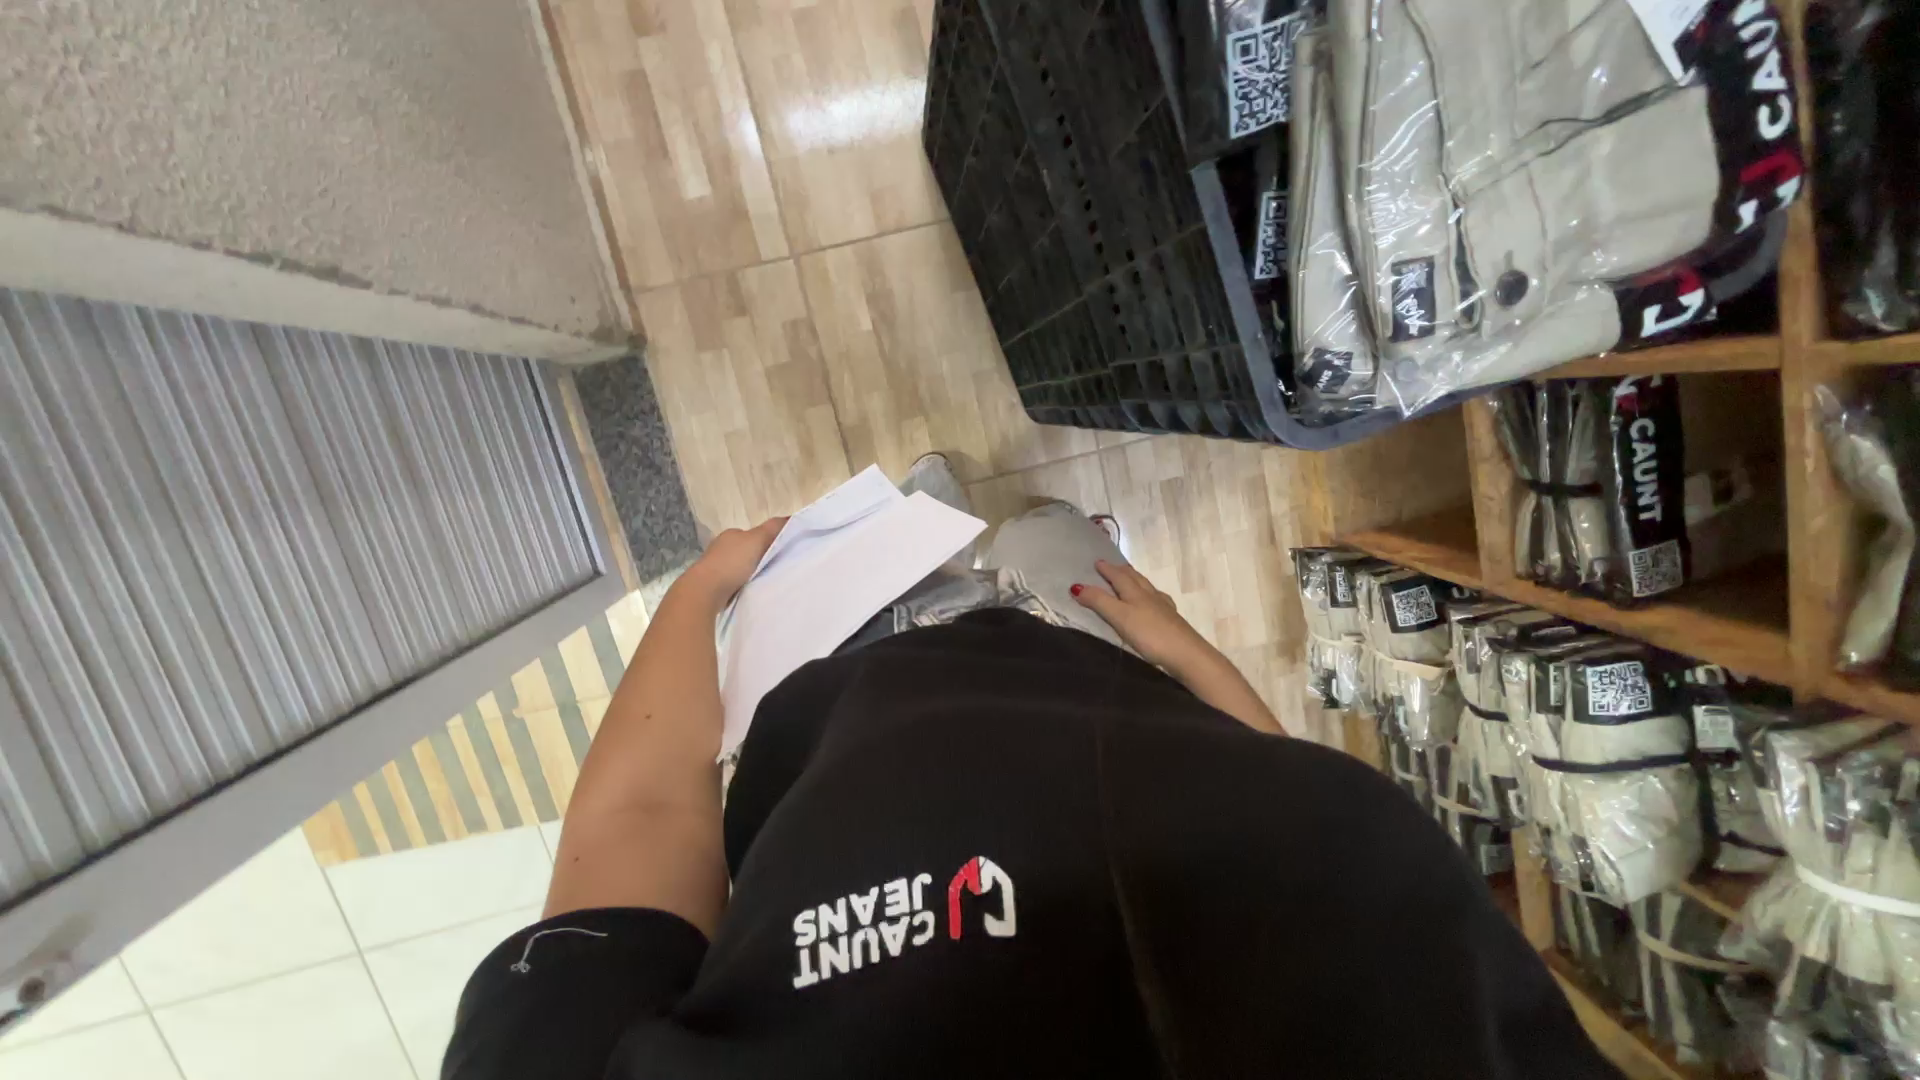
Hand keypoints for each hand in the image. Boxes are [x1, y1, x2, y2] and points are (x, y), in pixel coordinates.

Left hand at [675, 518, 786, 608]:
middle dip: (759, 558)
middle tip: (775, 568)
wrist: (706, 591)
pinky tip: (749, 590)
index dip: (767, 542)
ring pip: (740, 567)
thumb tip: (790, 517)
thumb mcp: (757, 540)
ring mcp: (715, 566)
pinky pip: (734, 581)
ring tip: (764, 581)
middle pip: (747, 551)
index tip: (779, 553)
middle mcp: (721, 547)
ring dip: (750, 572)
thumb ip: (773, 528)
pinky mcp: (713, 584)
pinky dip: (742, 584)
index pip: (754, 535)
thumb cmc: (732, 563)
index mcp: (731, 534)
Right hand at [1071, 560, 1221, 675]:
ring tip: (1129, 578)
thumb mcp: (1119, 617)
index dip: (1107, 569)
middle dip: (1121, 570)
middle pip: (1134, 578)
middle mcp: (1150, 596)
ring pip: (1147, 587)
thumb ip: (1099, 602)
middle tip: (1111, 566)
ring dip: (1135, 580)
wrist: (1186, 654)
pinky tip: (1153, 601)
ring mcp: (1163, 607)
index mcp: (1136, 593)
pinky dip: (1150, 595)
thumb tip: (1076, 586)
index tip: (1097, 562)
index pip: (1118, 577)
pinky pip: (1158, 600)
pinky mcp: (1172, 620)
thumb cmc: (1150, 634)